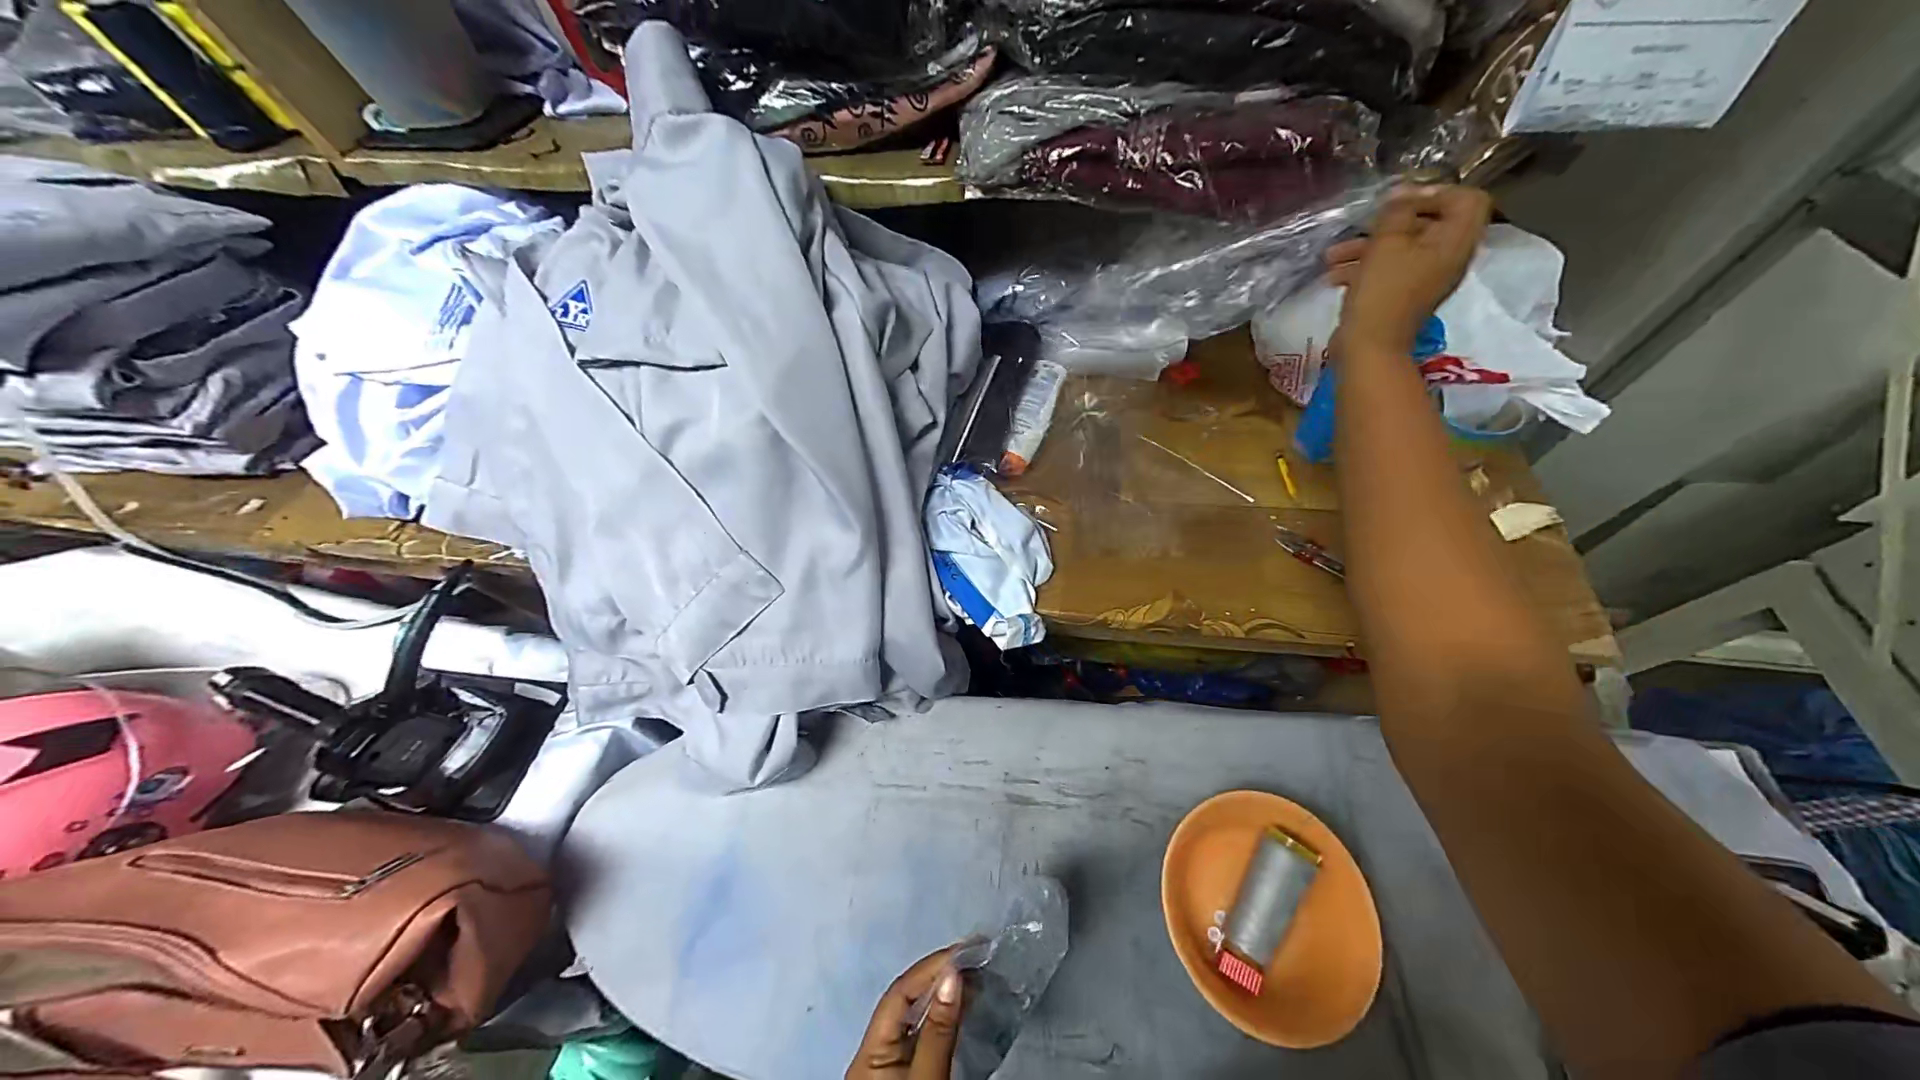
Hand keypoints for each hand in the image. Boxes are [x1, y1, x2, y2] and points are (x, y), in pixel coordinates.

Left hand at [846, 946, 967, 1079]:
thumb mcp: (927, 1078)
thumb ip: (938, 1031)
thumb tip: (952, 974)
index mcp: (869, 1051)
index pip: (898, 994)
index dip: (930, 967)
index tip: (964, 950)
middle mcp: (875, 1052)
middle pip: (906, 1002)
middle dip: (938, 976)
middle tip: (973, 957)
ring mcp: (890, 1065)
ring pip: (916, 1019)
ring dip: (944, 996)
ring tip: (974, 975)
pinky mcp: (907, 1075)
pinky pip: (924, 1037)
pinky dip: (944, 1020)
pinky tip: (963, 1008)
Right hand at [1326, 184, 1492, 357]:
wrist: (1369, 347)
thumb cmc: (1382, 292)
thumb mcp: (1388, 242)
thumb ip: (1398, 211)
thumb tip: (1403, 195)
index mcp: (1456, 242)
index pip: (1466, 199)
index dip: (1436, 192)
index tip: (1401, 201)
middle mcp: (1447, 258)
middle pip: (1429, 224)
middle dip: (1390, 222)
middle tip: (1364, 224)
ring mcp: (1425, 279)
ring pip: (1402, 249)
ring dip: (1367, 247)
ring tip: (1332, 255)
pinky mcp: (1402, 296)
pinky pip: (1389, 271)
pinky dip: (1364, 268)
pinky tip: (1334, 276)